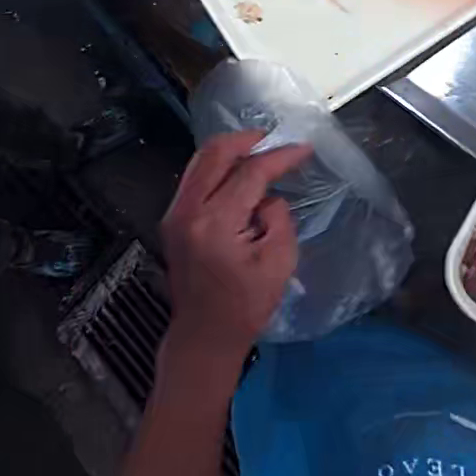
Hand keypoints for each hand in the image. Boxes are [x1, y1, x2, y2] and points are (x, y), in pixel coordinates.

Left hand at [160, 132, 309, 359]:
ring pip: (201, 159)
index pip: (250, 173)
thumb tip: (268, 197)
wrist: (204, 336)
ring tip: (261, 150)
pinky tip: (240, 170)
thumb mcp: (279, 263)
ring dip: (232, 148)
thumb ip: (278, 218)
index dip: (280, 156)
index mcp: (216, 224)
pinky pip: (196, 175)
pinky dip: (219, 164)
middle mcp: (188, 212)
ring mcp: (174, 214)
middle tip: (277, 139)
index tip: (303, 149)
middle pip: (217, 153)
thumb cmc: (245, 305)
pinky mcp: (172, 219)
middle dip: (250, 140)